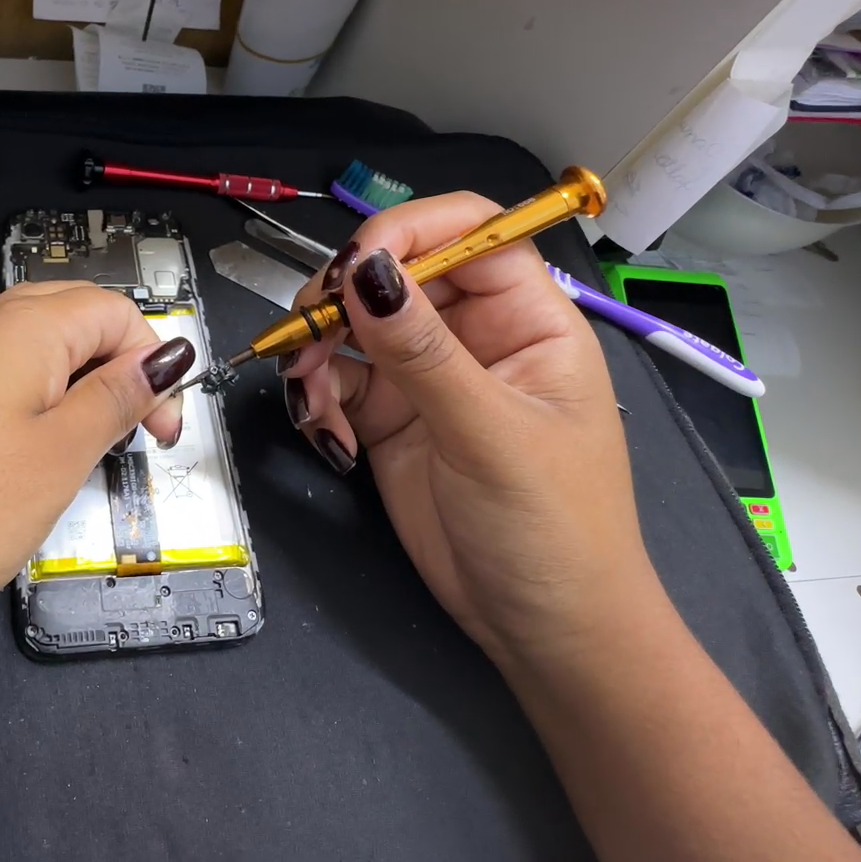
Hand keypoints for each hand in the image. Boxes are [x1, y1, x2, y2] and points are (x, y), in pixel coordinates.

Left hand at [0, 281, 193, 679]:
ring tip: (84, 449)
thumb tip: (169, 353)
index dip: (155, 362)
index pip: (116, 309)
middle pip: (75, 318)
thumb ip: (117, 398)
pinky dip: (31, 404)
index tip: (164, 431)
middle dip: (120, 366)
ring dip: (76, 387)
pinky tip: (26, 455)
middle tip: (135, 434)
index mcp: (21, 326)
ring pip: (34, 349)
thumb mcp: (57, 458)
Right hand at [279, 193, 649, 666]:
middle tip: (307, 332)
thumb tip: (366, 272)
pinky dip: (317, 395)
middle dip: (343, 298)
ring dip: (317, 350)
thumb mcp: (489, 434)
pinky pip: (337, 379)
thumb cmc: (552, 529)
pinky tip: (325, 428)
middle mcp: (472, 335)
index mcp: (527, 320)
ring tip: (308, 393)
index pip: (469, 233)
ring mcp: (425, 376)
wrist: (539, 629)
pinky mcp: (388, 415)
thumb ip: (422, 351)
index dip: (408, 232)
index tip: (351, 267)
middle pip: (394, 275)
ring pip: (354, 326)